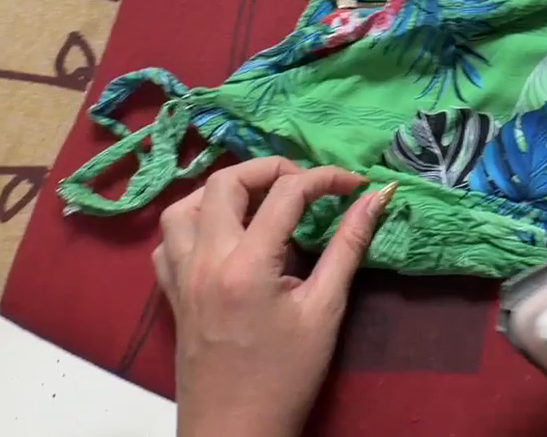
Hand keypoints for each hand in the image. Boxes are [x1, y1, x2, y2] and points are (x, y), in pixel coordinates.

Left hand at [154, 157, 395, 436]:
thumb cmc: (286, 376)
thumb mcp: (326, 308)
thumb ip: (349, 245)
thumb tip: (377, 196)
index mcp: (246, 265)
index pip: (287, 191)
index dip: (327, 177)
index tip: (356, 186)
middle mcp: (205, 261)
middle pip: (226, 181)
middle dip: (271, 169)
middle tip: (307, 186)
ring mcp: (180, 278)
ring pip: (185, 206)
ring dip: (226, 191)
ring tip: (262, 201)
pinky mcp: (172, 296)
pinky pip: (168, 243)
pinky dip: (195, 223)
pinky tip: (225, 235)